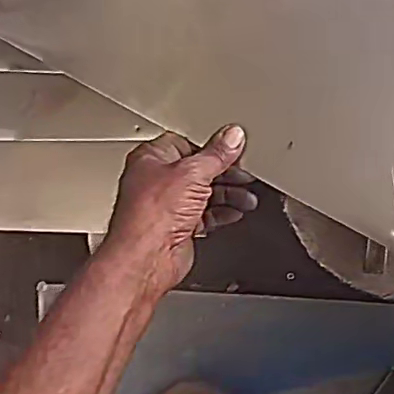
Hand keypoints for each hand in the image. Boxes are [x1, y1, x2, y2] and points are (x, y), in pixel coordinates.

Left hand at [100, 125, 258, 296]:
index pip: (187, 143)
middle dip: (224, 174)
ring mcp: (168, 206)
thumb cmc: (151, 216)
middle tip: (244, 175)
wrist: (147, 257)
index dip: (212, 147)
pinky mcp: (178, 227)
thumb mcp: (193, 173)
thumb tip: (232, 137)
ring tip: (246, 197)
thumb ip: (216, 155)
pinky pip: (205, 215)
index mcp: (151, 159)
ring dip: (227, 195)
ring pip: (204, 194)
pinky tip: (234, 212)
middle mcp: (157, 181)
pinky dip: (221, 213)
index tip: (233, 150)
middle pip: (199, 170)